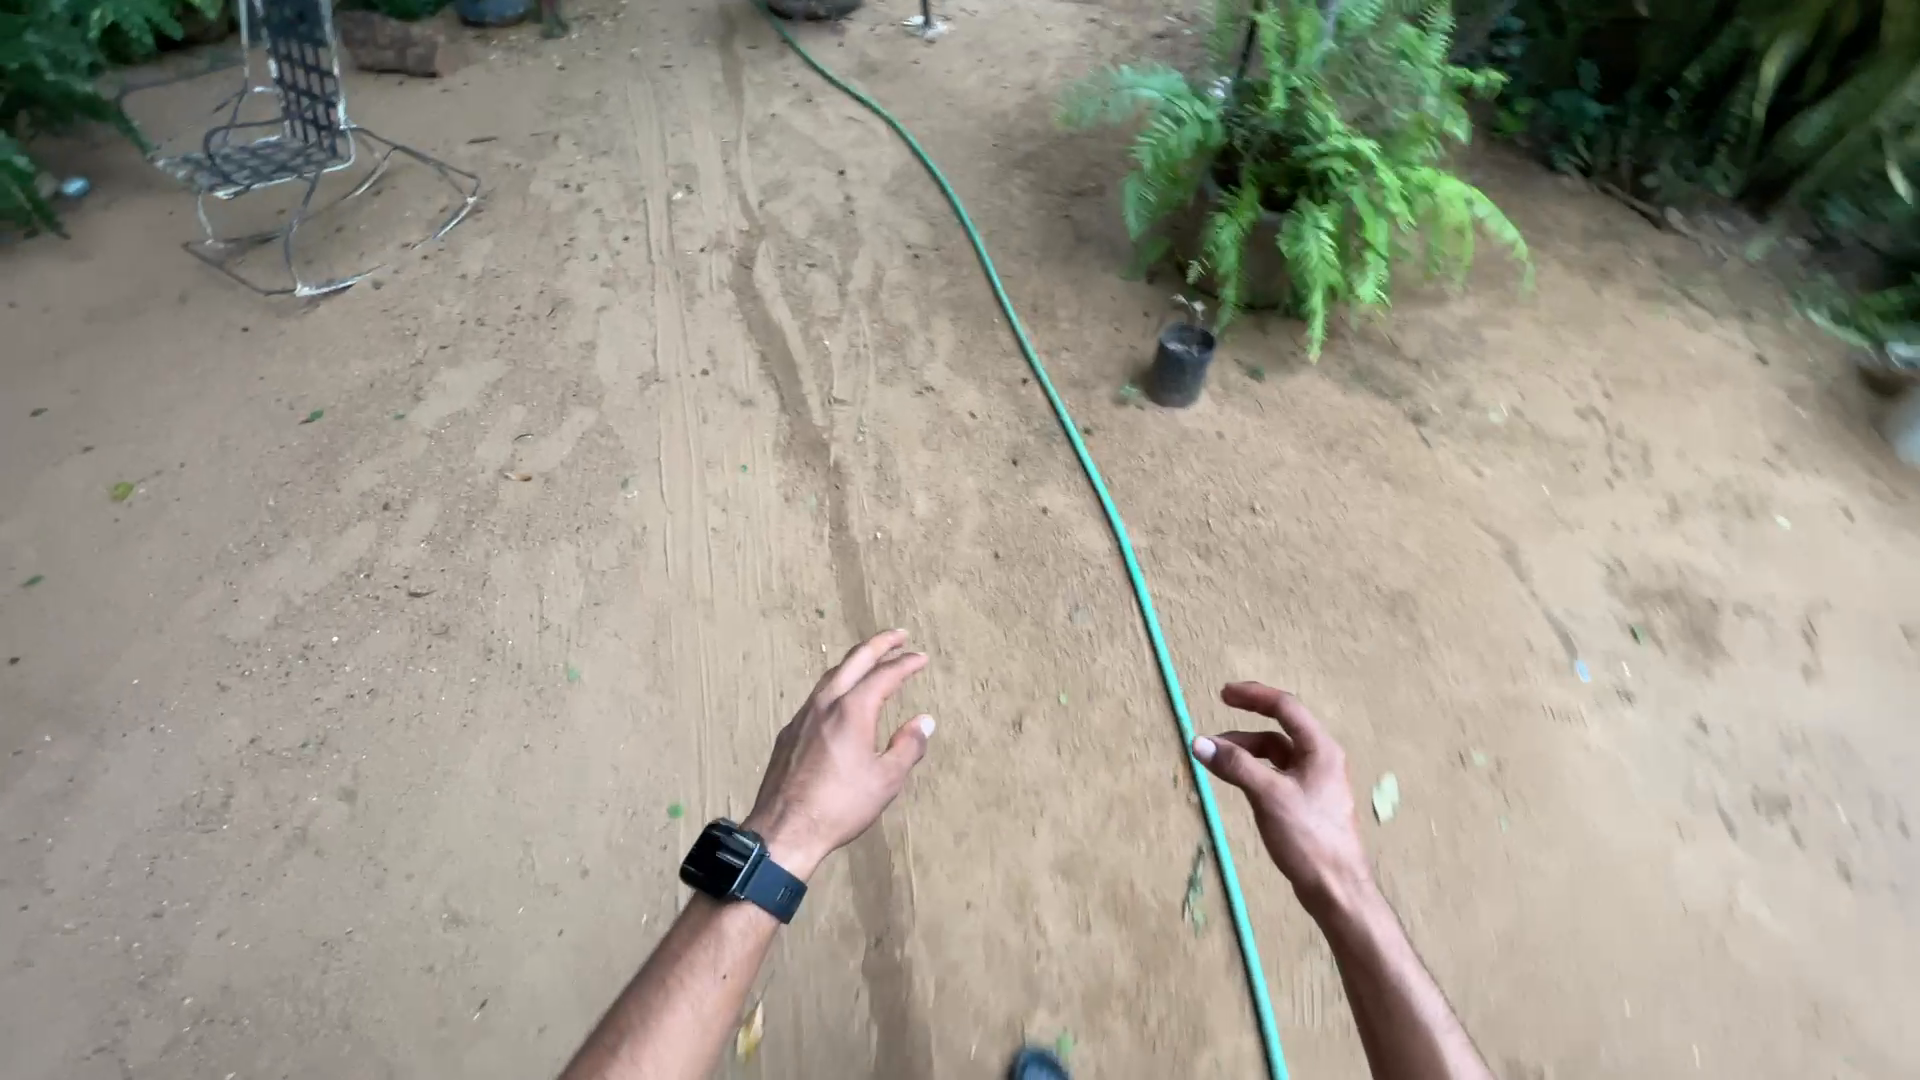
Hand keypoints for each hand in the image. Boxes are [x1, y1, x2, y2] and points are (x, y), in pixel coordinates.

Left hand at [743, 629, 935, 880]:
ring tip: (871, 661)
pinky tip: (841, 700)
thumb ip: (908, 745)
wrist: (784, 830)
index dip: (906, 663)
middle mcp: (826, 703)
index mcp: (853, 710)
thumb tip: (924, 721)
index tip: (921, 658)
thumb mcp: (886, 779)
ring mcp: (803, 716)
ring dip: (855, 662)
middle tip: (899, 635)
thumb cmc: (840, 806)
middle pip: (854, 660)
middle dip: (879, 644)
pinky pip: (818, 696)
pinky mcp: (790, 733)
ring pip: (832, 675)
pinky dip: (837, 685)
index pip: (885, 674)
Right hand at [1192, 682, 1373, 917]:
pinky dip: (1253, 770)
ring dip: (1244, 753)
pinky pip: (1275, 774)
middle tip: (1213, 734)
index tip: (1223, 694)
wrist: (1337, 890)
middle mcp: (1320, 759)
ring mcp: (1314, 782)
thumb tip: (1199, 742)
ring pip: (1274, 754)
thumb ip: (1234, 765)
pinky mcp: (1306, 803)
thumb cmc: (1308, 837)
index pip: (1286, 707)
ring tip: (1216, 763)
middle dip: (1242, 728)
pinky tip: (1237, 782)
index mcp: (1320, 750)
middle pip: (1278, 730)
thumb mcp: (1268, 795)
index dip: (1254, 695)